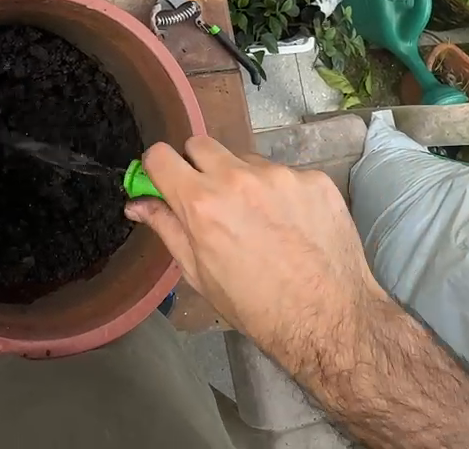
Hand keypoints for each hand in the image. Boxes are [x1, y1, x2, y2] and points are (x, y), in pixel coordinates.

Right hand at [124, 136, 388, 369]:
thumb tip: (135, 203)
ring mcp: (279, 175)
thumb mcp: (199, 273)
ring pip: (244, 159)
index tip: (167, 182)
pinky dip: (282, 192)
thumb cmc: (257, 307)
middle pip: (199, 144)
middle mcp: (237, 178)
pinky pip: (284, 173)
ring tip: (262, 219)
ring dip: (243, 180)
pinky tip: (293, 224)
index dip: (159, 168)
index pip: (160, 154)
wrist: (333, 323)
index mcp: (201, 202)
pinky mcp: (314, 178)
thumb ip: (166, 228)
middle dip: (199, 166)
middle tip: (213, 199)